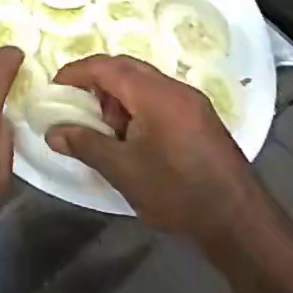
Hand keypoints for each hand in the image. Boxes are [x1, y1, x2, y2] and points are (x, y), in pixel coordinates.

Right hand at [47, 55, 265, 244]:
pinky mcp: (202, 121)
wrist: (240, 225)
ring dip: (117, 95)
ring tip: (104, 127)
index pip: (106, 66)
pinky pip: (160, 97)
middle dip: (96, 80)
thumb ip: (84, 144)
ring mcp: (193, 104)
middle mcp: (176, 90)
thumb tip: (52, 132)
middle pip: (126, 67)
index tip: (55, 89)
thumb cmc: (176, 192)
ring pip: (144, 82)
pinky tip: (131, 137)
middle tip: (75, 103)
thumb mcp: (121, 169)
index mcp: (155, 94)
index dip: (76, 73)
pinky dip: (137, 105)